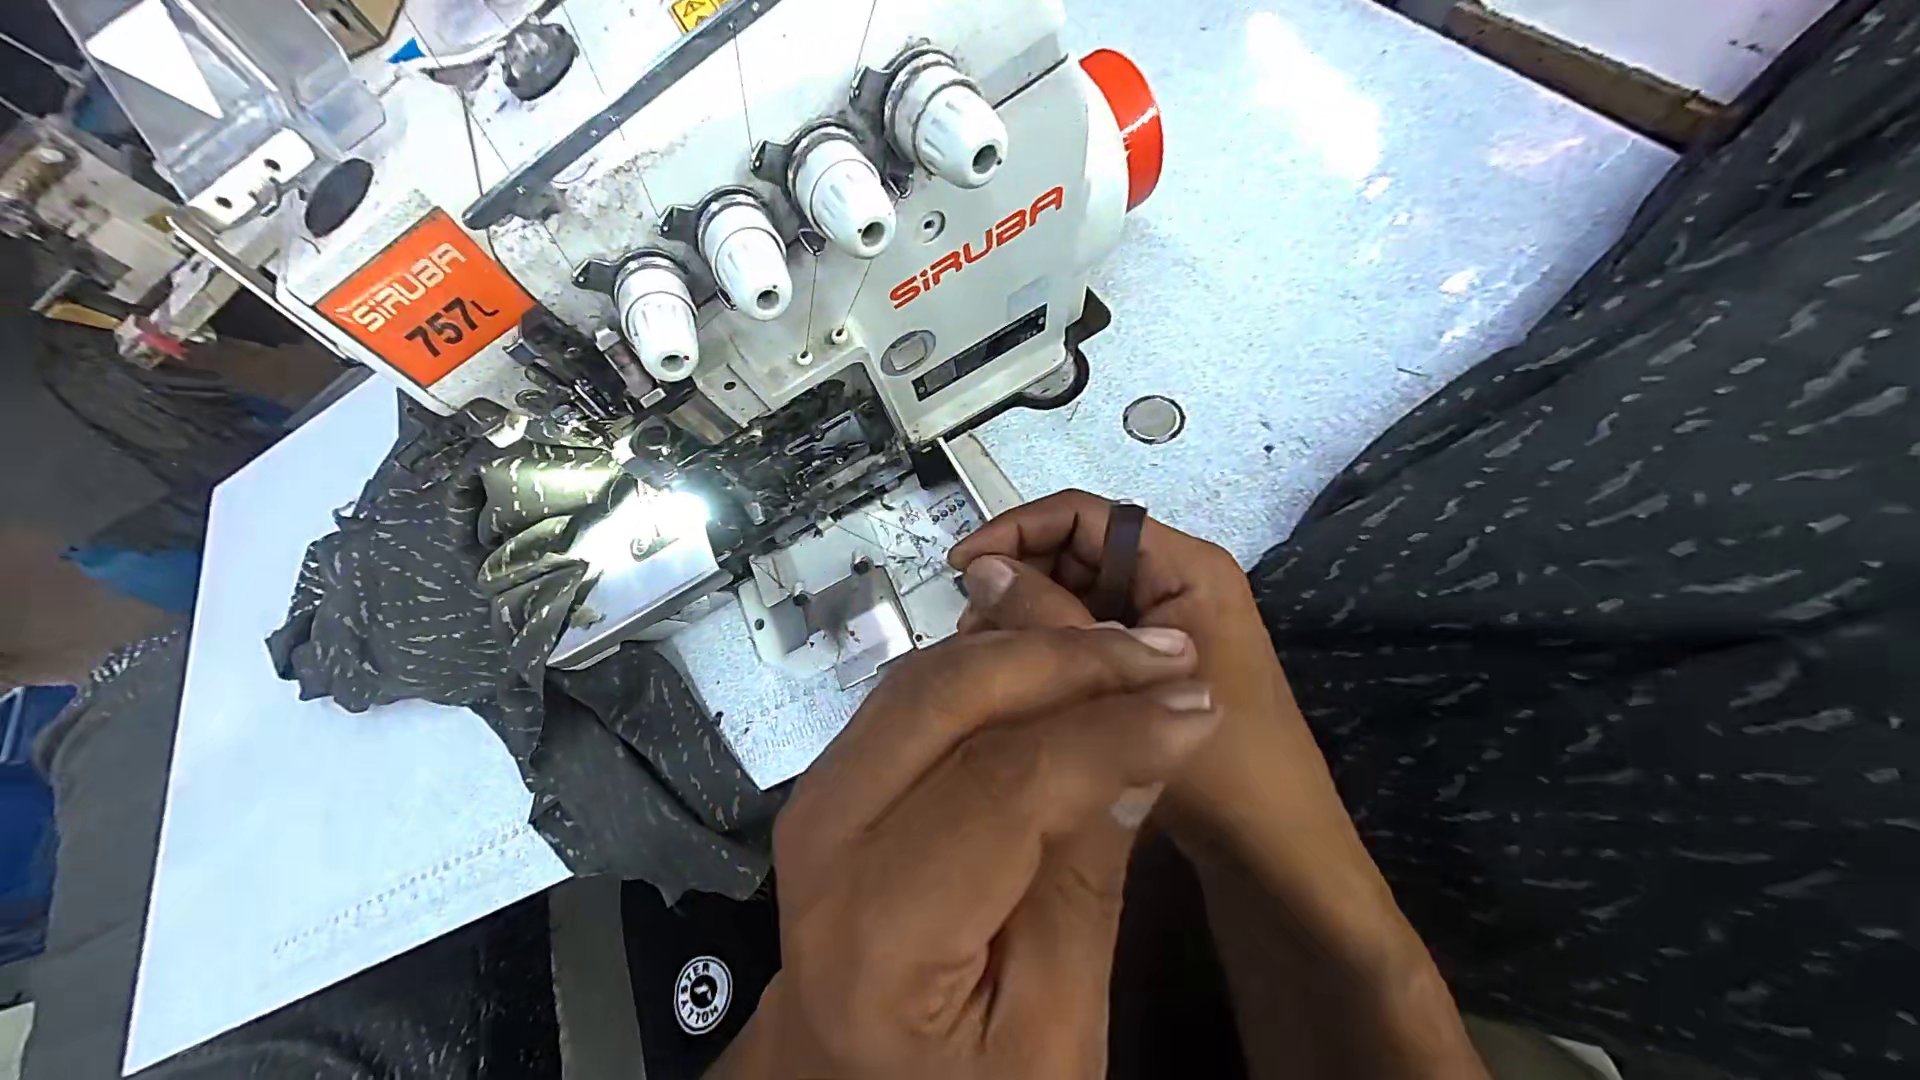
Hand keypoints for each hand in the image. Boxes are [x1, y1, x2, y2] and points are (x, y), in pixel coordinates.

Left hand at [717, 626, 1221, 1079]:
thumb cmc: (957, 1077)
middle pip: (954, 697)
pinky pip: (921, 684)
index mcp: (877, 925)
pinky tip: (1060, 660)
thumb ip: (1086, 884)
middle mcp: (827, 828)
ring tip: (1127, 651)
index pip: (1005, 784)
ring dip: (1036, 646)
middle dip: (1070, 659)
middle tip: (1166, 655)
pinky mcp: (838, 761)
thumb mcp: (1050, 1030)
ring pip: (935, 672)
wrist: (840, 1063)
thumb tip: (1144, 749)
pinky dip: (995, 658)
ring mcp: (822, 782)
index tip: (1196, 707)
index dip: (1108, 732)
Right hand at [947, 492, 1405, 964]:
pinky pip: (1086, 625)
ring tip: (985, 653)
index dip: (1017, 528)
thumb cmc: (1218, 767)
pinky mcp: (1149, 650)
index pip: (1086, 515)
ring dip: (1026, 610)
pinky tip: (1015, 671)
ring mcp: (1162, 615)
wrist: (1274, 848)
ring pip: (1075, 588)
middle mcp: (1173, 577)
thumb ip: (1046, 620)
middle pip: (1076, 548)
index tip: (962, 564)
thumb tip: (980, 569)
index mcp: (1184, 566)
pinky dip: (1047, 639)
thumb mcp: (1119, 689)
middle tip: (969, 625)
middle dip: (1017, 575)